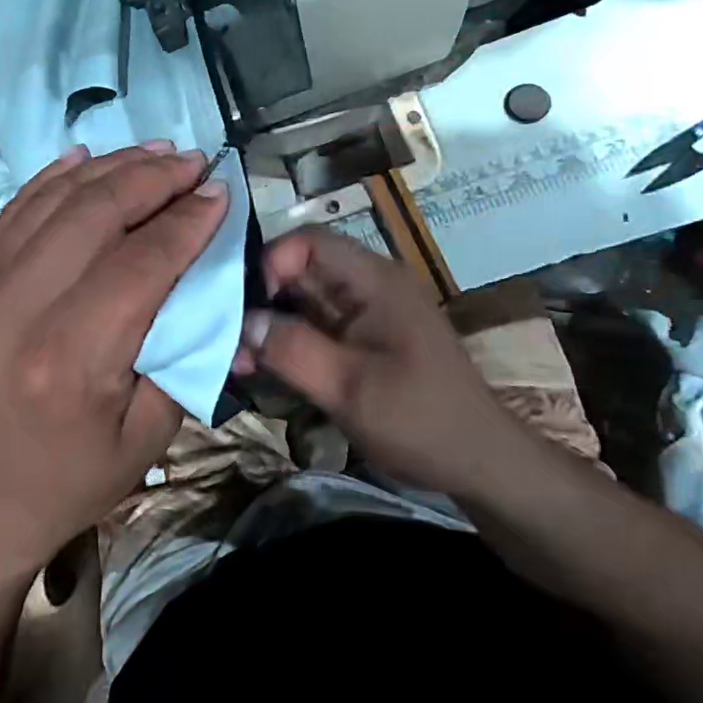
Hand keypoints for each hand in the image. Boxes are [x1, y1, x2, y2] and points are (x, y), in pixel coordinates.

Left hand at [0, 142, 227, 575]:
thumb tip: (215, 267)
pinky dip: (57, 176)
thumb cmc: (80, 473)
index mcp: (71, 361)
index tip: (221, 191)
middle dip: (153, 178)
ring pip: (56, 201)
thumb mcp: (155, 428)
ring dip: (113, 167)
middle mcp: (17, 314)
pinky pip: (16, 209)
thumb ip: (188, 344)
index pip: (141, 262)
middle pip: (95, 215)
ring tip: (157, 151)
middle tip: (195, 161)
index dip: (188, 219)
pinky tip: (90, 157)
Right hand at [237, 228, 527, 495]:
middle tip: (225, 336)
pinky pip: (317, 325)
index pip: (309, 241)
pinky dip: (289, 341)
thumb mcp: (349, 388)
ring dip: (270, 323)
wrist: (477, 460)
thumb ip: (293, 349)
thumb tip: (241, 322)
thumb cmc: (418, 419)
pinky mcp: (364, 338)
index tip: (242, 306)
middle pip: (302, 268)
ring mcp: (367, 312)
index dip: (270, 262)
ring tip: (236, 359)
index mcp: (374, 280)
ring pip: (305, 299)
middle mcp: (369, 285)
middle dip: (261, 297)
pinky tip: (261, 367)